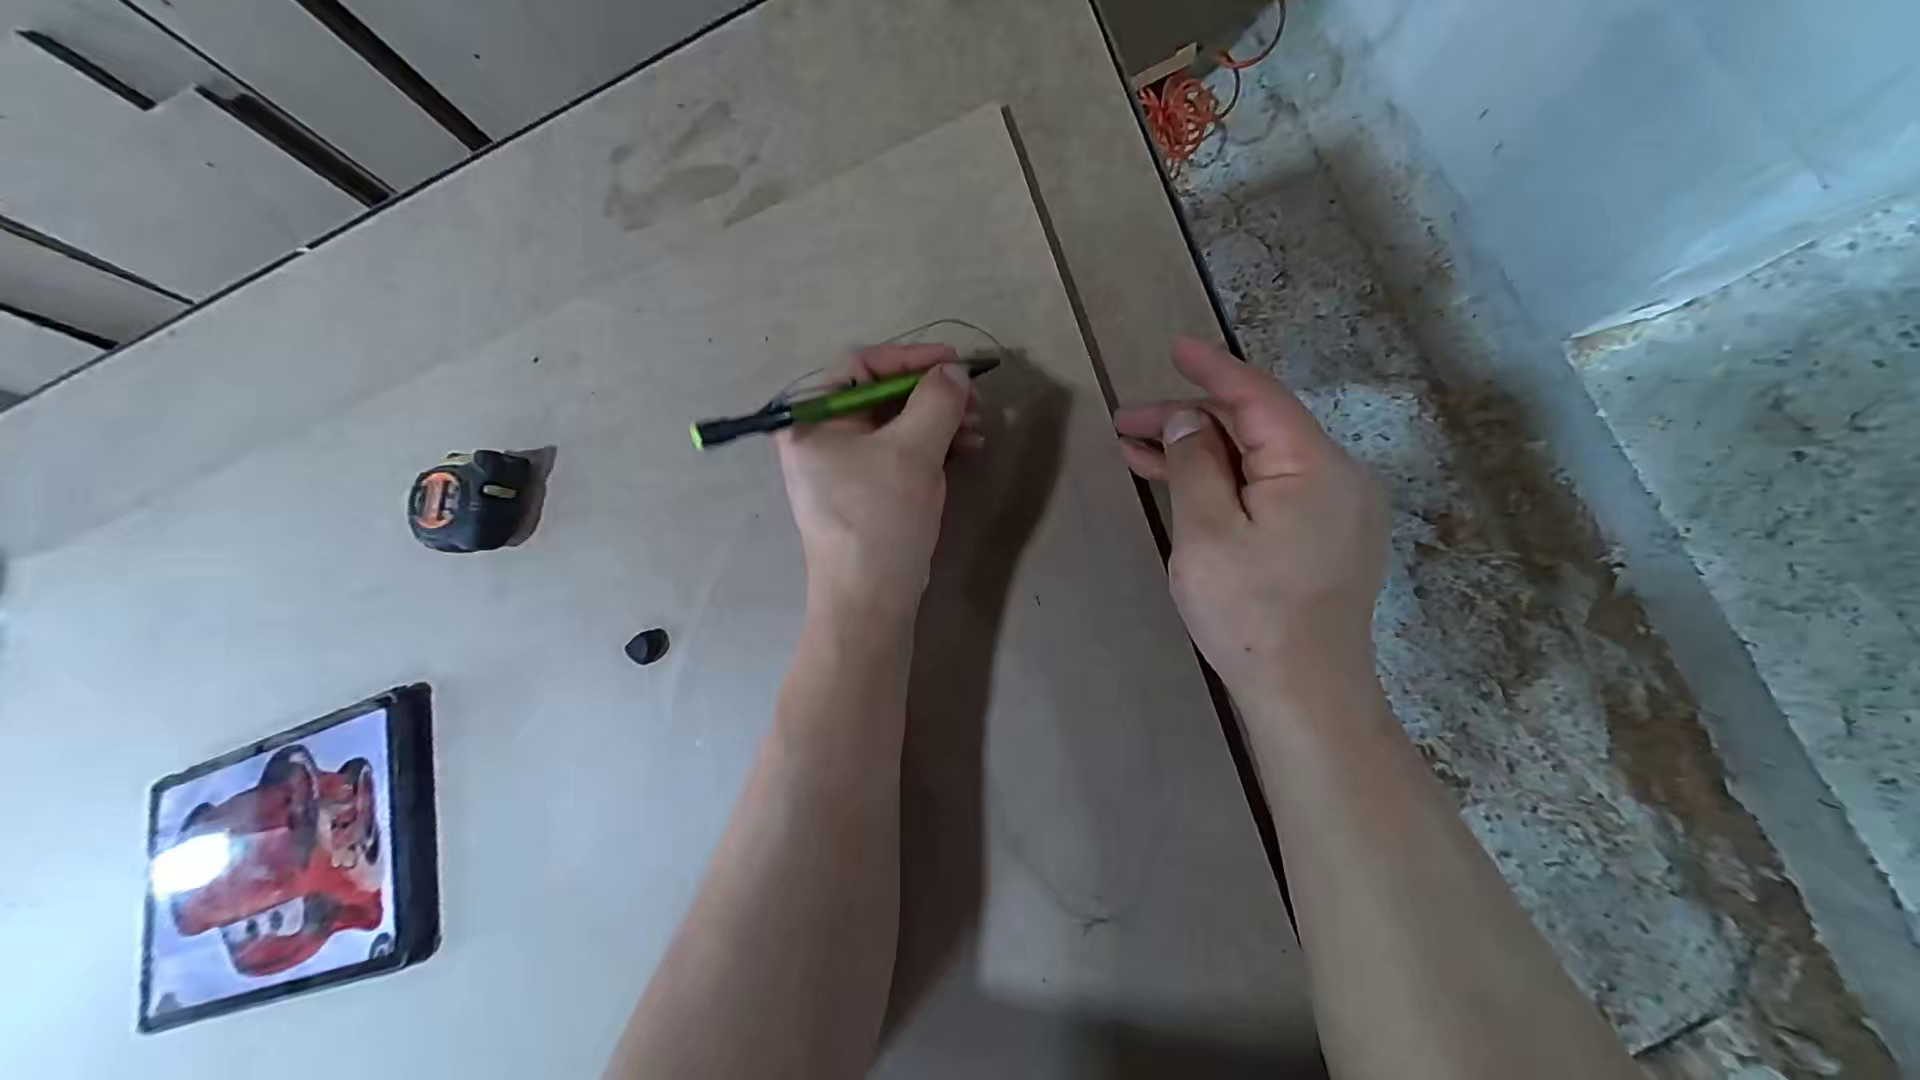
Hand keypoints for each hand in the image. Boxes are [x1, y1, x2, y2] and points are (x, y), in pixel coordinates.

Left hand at [776, 343, 978, 618]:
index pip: (862, 367)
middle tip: (974, 401)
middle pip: (884, 394)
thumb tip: (954, 372)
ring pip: (899, 424)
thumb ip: (936, 402)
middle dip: (933, 394)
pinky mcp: (869, 488)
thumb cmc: (879, 519)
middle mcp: (823, 436)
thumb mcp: (912, 453)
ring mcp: (846, 464)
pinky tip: (968, 448)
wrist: (870, 598)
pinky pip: (902, 451)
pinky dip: (935, 446)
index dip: (911, 358)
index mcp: (812, 419)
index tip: (954, 363)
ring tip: (979, 428)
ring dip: (941, 420)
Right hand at [1114, 339, 1388, 695]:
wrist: (1303, 693)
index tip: (1175, 348)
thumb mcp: (1207, 533)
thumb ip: (1195, 465)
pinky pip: (1265, 493)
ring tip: (1136, 449)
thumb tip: (1185, 421)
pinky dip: (1222, 485)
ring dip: (1198, 454)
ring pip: (1255, 463)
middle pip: (1254, 430)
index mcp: (1314, 466)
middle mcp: (1335, 477)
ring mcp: (1330, 510)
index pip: (1258, 398)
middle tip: (1125, 423)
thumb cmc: (1250, 613)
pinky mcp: (1319, 537)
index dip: (1212, 370)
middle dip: (1187, 422)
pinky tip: (1178, 483)